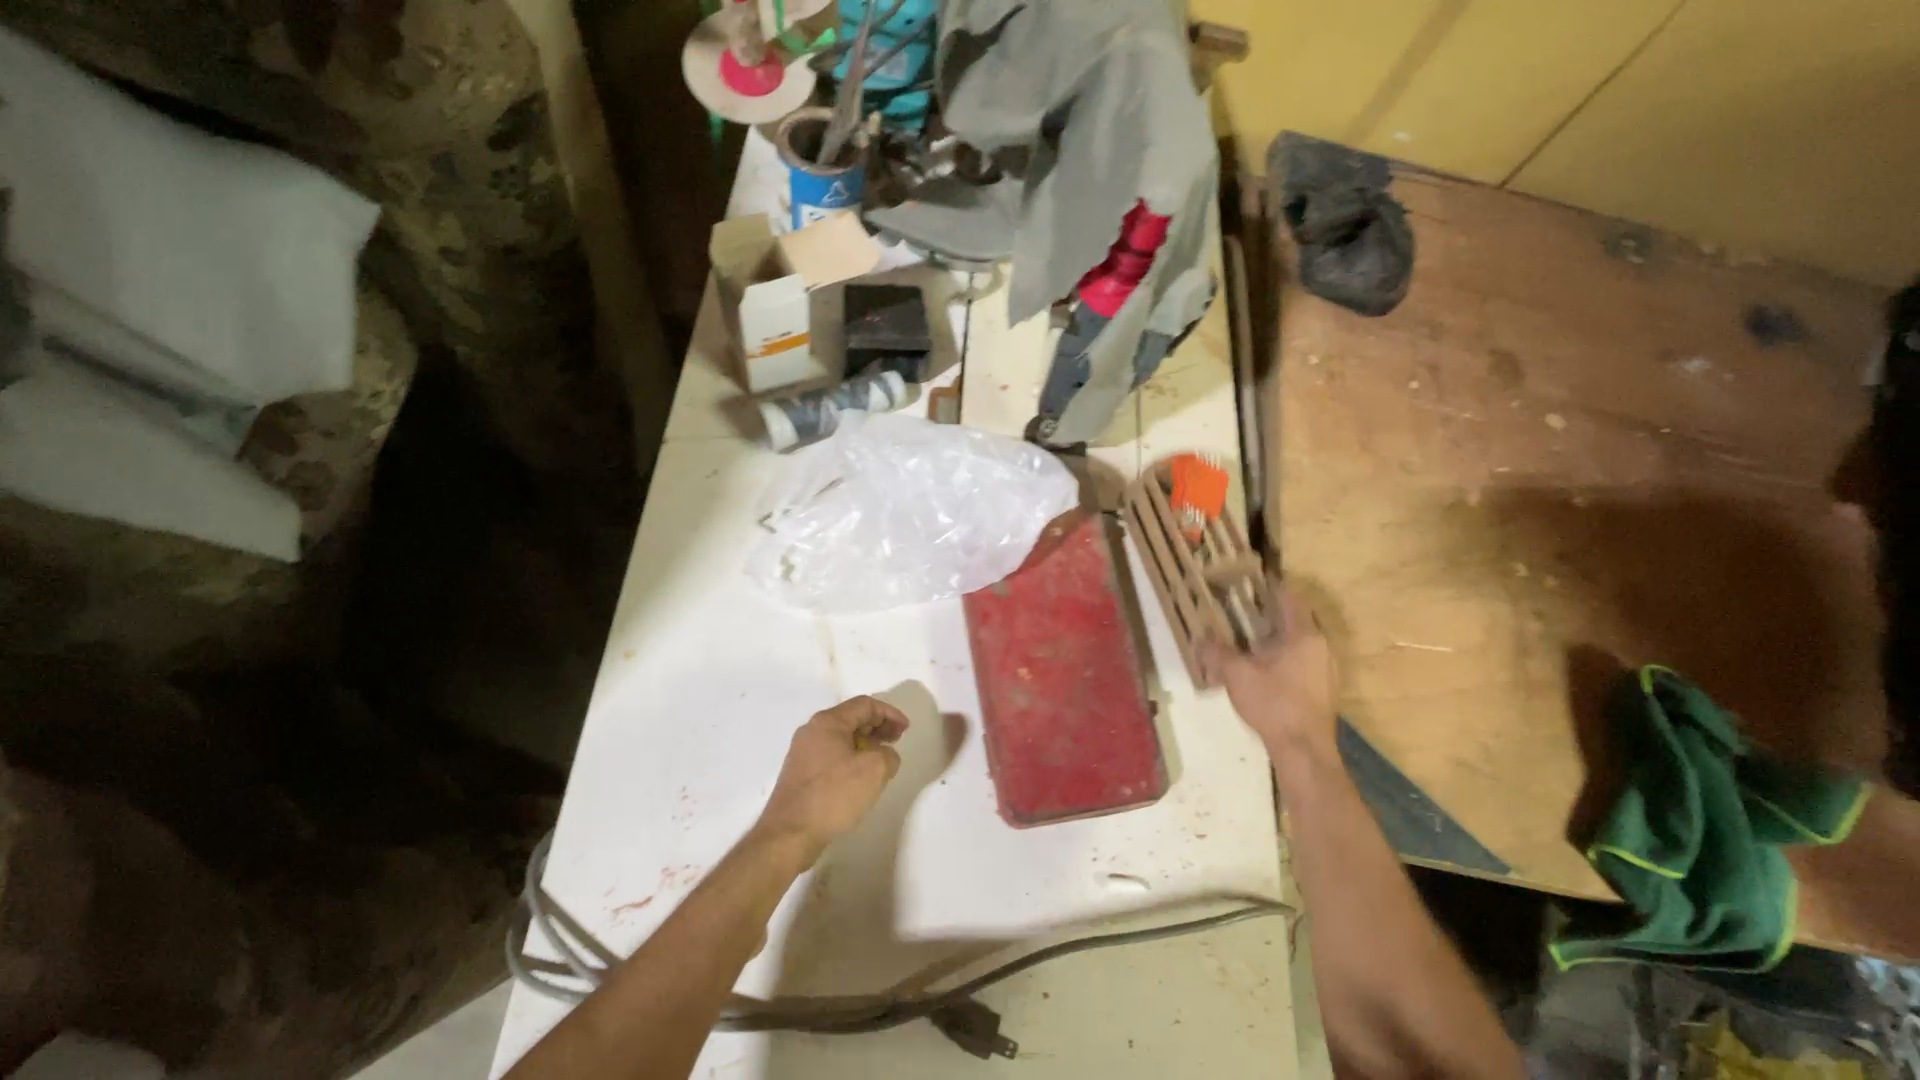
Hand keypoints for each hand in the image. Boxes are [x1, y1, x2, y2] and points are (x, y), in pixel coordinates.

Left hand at [755, 695, 908, 860]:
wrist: (790, 832)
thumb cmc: (834, 794)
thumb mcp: (874, 770)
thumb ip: (888, 755)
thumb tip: (884, 756)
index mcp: (827, 722)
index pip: (864, 705)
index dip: (889, 713)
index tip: (906, 729)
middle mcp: (811, 731)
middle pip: (850, 719)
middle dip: (877, 726)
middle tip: (896, 740)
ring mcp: (803, 753)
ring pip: (841, 738)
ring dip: (865, 744)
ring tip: (882, 759)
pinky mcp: (800, 774)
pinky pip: (831, 756)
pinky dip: (851, 758)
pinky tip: (860, 777)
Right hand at [1200, 588, 1339, 756]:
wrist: (1303, 750)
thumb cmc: (1274, 703)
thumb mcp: (1237, 675)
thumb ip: (1218, 654)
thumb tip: (1201, 641)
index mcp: (1305, 635)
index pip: (1291, 599)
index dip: (1270, 588)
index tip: (1250, 585)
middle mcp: (1322, 647)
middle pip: (1296, 621)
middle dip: (1270, 617)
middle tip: (1243, 616)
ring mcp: (1328, 671)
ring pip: (1301, 645)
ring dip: (1278, 642)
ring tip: (1251, 646)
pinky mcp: (1325, 692)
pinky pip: (1304, 664)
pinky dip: (1286, 661)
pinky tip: (1265, 674)